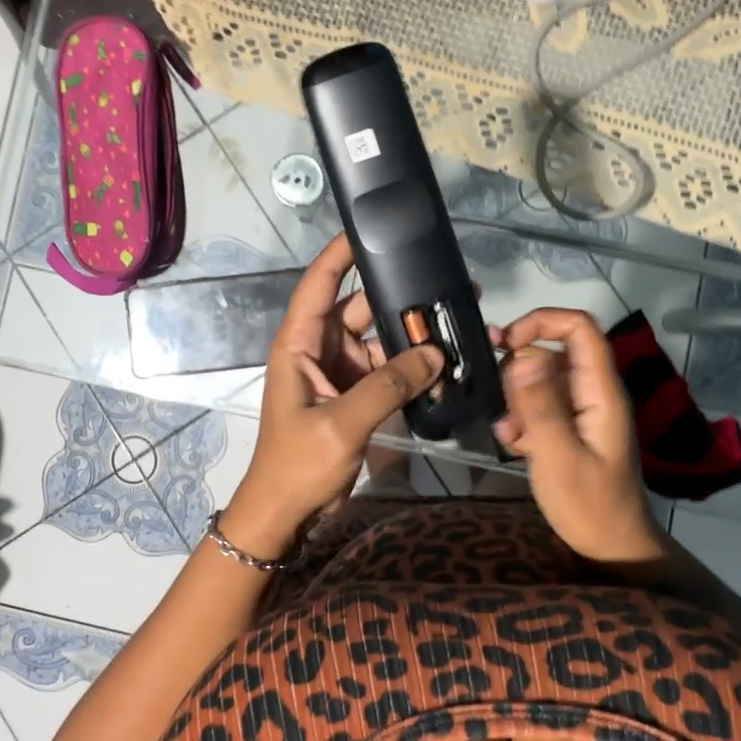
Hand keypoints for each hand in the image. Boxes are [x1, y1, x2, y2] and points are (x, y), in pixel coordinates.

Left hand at [230, 234, 443, 557]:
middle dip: (398, 295)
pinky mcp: (355, 396)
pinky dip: (411, 366)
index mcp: (300, 344)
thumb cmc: (297, 464)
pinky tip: (444, 361)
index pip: (319, 284)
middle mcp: (319, 349)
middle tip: (444, 279)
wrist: (287, 514)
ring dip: (411, 333)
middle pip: (360, 308)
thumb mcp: (341, 423)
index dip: (341, 253)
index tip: (371, 227)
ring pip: (379, 339)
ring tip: (454, 317)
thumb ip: (388, 386)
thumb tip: (435, 353)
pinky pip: (387, 369)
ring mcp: (339, 373)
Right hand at [492, 308, 665, 562]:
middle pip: (553, 351)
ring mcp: (582, 410)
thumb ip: (539, 405)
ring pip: (542, 379)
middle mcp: (593, 392)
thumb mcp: (557, 457)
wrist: (611, 549)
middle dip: (519, 369)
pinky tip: (513, 444)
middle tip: (501, 402)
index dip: (542, 322)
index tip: (506, 342)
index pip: (580, 328)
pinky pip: (541, 405)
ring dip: (517, 399)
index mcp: (600, 392)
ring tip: (508, 433)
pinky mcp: (571, 428)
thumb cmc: (589, 506)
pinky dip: (522, 418)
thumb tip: (521, 355)